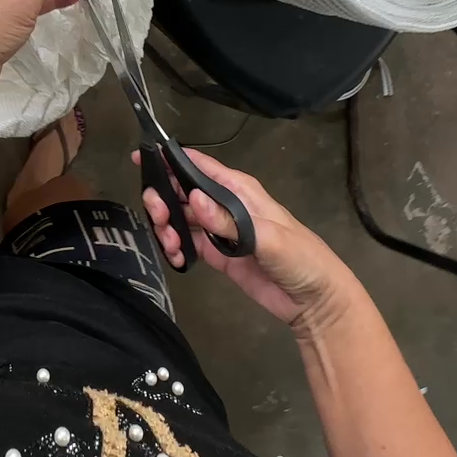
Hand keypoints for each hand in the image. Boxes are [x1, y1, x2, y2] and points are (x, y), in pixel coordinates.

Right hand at [137, 148, 361, 337]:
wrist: (315, 300)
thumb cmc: (299, 257)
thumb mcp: (267, 237)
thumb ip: (229, 220)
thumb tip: (193, 197)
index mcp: (237, 189)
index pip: (198, 166)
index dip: (169, 159)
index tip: (140, 157)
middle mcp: (223, 204)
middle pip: (182, 191)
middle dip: (163, 199)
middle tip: (157, 215)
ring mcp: (219, 229)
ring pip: (181, 217)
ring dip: (167, 226)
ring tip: (169, 244)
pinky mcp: (217, 254)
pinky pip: (188, 243)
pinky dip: (176, 248)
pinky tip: (176, 257)